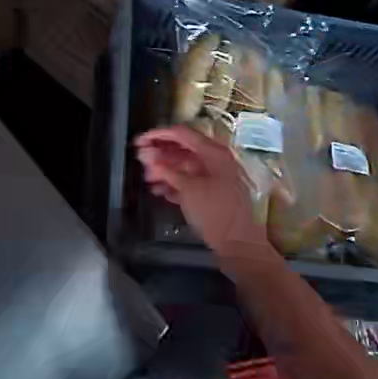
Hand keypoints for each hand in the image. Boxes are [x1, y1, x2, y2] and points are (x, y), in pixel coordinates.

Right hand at [134, 125, 272, 258]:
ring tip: (147, 180)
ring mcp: (216, 177)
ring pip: (186, 166)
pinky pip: (191, 181)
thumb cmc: (215, 212)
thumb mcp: (188, 189)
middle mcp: (216, 160)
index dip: (158, 135)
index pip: (182, 134)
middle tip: (140, 160)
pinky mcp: (213, 193)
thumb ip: (166, 170)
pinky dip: (175, 184)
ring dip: (165, 171)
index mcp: (214, 152)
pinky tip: (160, 192)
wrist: (238, 244)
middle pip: (183, 149)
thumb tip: (147, 155)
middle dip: (160, 154)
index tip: (139, 141)